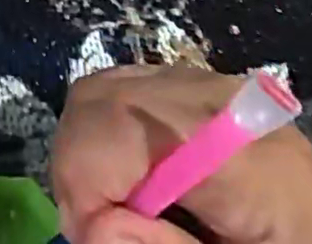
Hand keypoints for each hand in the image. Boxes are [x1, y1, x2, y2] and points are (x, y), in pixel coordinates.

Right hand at [51, 66, 311, 243]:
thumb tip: (91, 228)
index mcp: (235, 153)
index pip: (119, 128)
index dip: (82, 181)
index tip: (86, 240)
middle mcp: (214, 99)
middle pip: (99, 100)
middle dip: (75, 165)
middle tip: (92, 229)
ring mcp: (204, 83)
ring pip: (101, 89)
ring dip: (85, 148)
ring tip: (109, 207)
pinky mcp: (197, 86)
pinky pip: (121, 89)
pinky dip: (105, 131)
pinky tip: (130, 179)